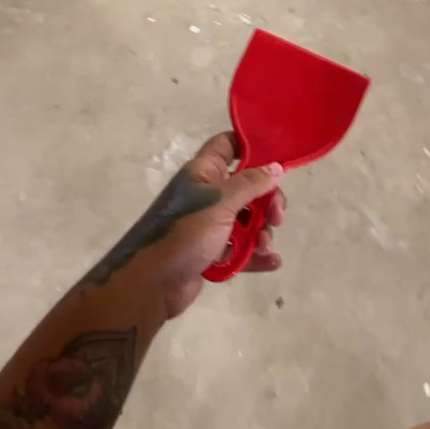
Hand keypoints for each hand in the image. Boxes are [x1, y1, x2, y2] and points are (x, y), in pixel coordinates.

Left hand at [87, 132, 285, 318]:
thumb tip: (277, 167)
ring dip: (262, 231)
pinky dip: (256, 253)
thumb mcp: (220, 202)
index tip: (276, 158)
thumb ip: (250, 183)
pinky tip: (272, 262)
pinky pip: (241, 246)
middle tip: (276, 217)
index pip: (228, 144)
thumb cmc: (185, 231)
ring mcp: (209, 223)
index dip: (251, 146)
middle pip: (247, 186)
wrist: (153, 284)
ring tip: (264, 246)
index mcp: (204, 172)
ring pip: (247, 218)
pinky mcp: (212, 251)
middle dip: (267, 200)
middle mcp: (207, 193)